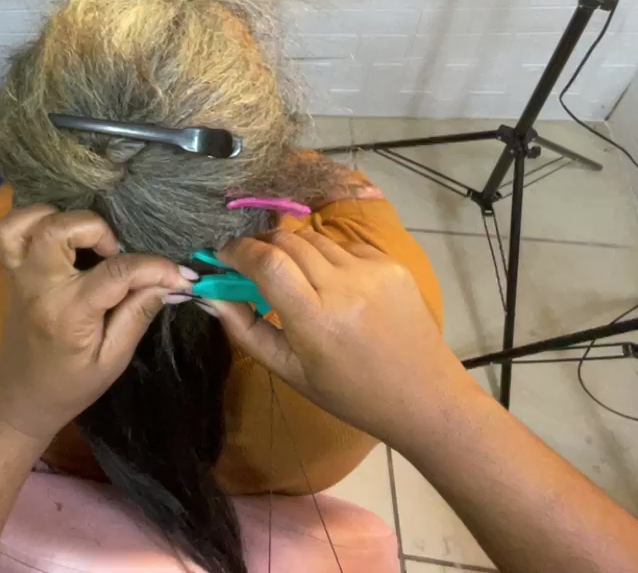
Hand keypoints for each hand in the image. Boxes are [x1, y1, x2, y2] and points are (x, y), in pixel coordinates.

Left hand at [0, 204, 190, 443]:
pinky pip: (5, 232)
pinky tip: (53, 232)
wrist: (21, 396)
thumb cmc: (71, 385)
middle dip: (96, 229)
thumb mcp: (113, 360)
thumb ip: (138, 315)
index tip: (179, 274)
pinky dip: (28, 221)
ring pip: (27, 224)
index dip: (154, 267)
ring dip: (59, 219)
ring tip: (82, 240)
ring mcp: (19, 275)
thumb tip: (170, 282)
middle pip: (58, 230)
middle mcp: (40, 286)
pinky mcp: (9, 270)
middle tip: (113, 252)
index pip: (115, 273)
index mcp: (69, 314)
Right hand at [198, 231, 480, 445]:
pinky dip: (323, 255)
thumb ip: (244, 329)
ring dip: (289, 247)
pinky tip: (328, 281)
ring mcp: (371, 270)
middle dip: (259, 244)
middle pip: (285, 240)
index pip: (267, 262)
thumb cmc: (352, 395)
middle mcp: (344, 286)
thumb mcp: (290, 372)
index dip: (237, 251)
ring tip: (289, 272)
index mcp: (317, 320)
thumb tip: (208, 294)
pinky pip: (341, 244)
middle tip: (247, 262)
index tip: (221, 256)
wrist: (429, 400)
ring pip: (312, 238)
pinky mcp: (390, 263)